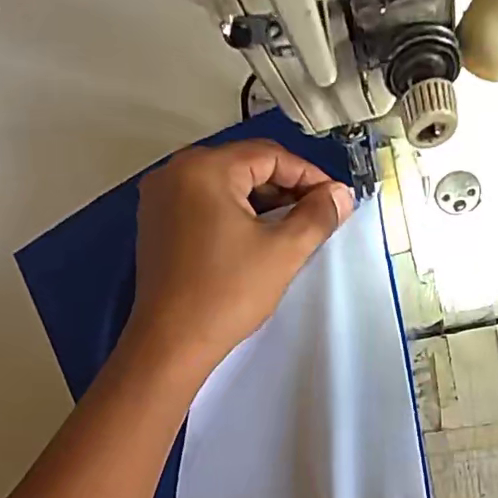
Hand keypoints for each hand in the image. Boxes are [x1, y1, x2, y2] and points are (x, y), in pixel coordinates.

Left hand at [126, 140, 353, 371]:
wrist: (172, 342)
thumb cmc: (226, 294)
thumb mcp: (283, 252)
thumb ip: (317, 216)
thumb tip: (340, 195)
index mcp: (204, 168)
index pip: (269, 155)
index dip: (309, 175)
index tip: (334, 200)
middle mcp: (174, 173)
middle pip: (244, 166)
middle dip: (285, 188)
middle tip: (317, 215)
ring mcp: (160, 199)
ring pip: (224, 187)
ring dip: (262, 203)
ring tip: (292, 229)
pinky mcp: (156, 225)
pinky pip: (204, 205)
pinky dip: (235, 215)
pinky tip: (256, 239)